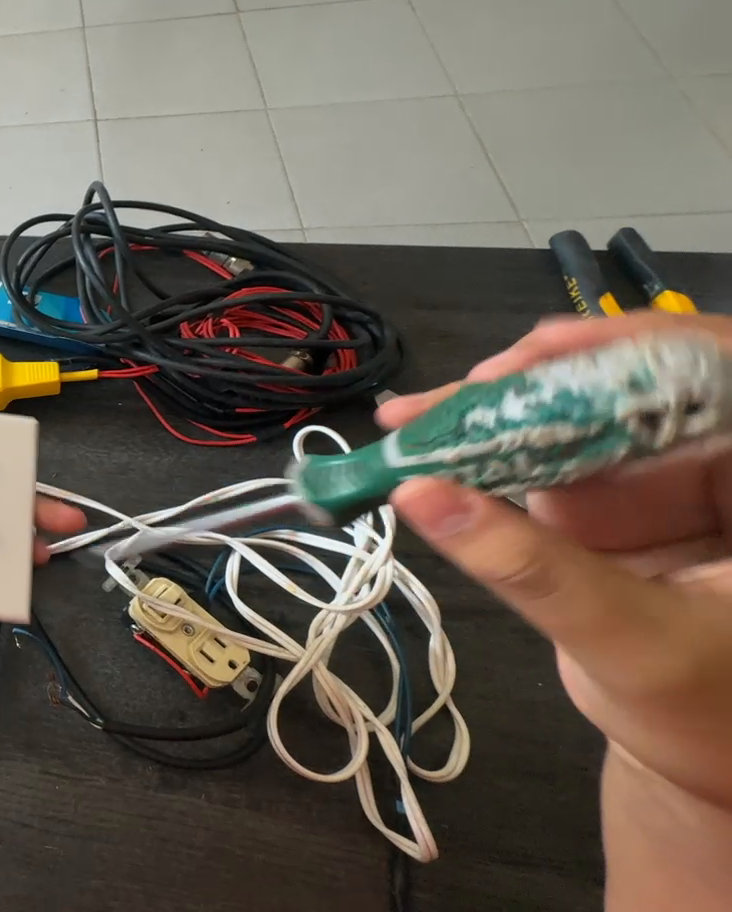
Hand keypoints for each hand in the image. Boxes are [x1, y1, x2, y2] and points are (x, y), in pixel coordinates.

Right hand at [379, 313, 731, 820]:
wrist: (709, 757)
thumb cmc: (716, 718)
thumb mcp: (633, 645)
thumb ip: (530, 569)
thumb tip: (416, 494)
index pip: (725, 377)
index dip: (638, 350)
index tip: (537, 357)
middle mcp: (727, 464)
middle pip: (639, 389)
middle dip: (538, 383)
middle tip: (454, 397)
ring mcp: (667, 477)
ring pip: (577, 415)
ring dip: (490, 413)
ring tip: (408, 419)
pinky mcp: (610, 493)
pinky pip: (542, 453)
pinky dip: (480, 449)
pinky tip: (422, 445)